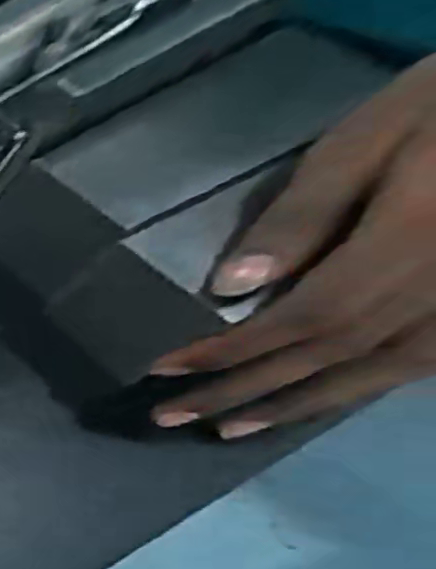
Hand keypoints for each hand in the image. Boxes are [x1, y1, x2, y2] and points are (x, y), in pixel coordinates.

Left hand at [151, 56, 435, 436]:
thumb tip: (228, 287)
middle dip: (243, 390)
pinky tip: (313, 404)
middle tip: (168, 417)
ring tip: (225, 431)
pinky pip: (429, 358)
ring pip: (385, 369)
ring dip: (298, 404)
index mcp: (419, 233)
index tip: (159, 370)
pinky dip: (362, 386)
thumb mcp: (370, 137)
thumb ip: (301, 215)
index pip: (303, 317)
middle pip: (333, 352)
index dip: (228, 351)